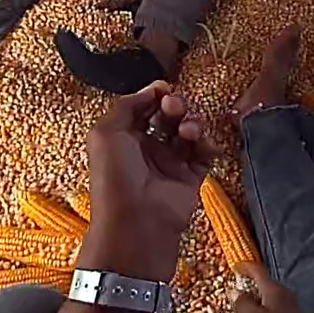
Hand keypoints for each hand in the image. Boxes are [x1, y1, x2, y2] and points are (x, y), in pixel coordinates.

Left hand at [78, 82, 218, 281]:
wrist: (136, 222)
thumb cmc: (114, 177)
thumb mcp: (105, 132)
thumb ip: (126, 105)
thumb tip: (152, 90)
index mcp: (124, 137)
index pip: (145, 107)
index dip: (155, 96)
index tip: (164, 90)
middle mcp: (148, 148)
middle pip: (169, 116)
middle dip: (174, 106)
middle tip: (174, 107)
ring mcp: (171, 163)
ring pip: (189, 131)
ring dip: (191, 123)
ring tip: (187, 131)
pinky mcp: (192, 177)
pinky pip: (205, 153)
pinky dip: (208, 144)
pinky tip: (202, 144)